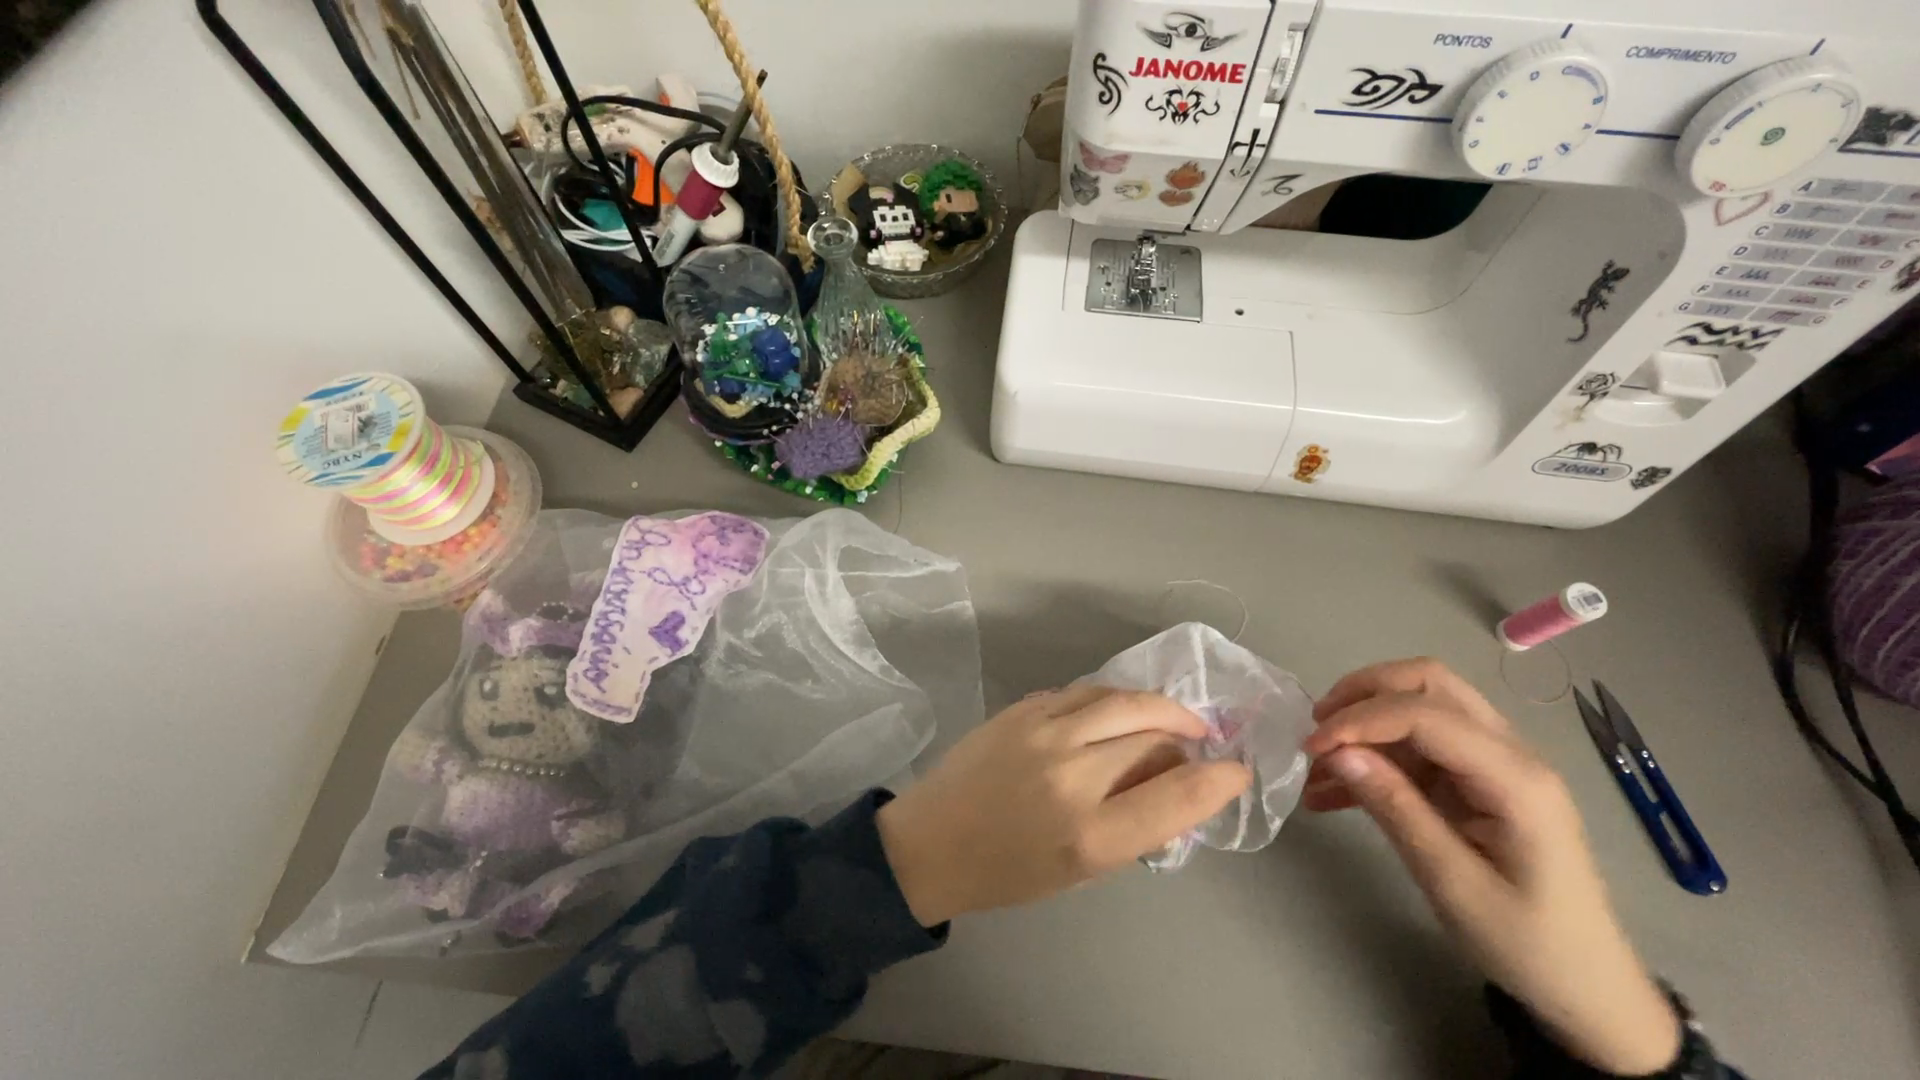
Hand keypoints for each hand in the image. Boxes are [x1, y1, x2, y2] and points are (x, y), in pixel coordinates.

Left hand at [876, 685, 1251, 926]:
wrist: (929, 843)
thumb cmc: (1008, 873)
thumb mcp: (1083, 872)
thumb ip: (1135, 830)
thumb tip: (1178, 788)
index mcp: (1091, 834)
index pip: (1179, 795)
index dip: (1221, 781)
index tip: (1235, 772)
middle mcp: (1073, 775)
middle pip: (1157, 737)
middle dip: (1189, 740)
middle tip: (1198, 746)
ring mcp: (1043, 732)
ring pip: (1125, 699)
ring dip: (1160, 707)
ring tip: (1173, 718)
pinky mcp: (1021, 709)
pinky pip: (1085, 691)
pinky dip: (1113, 700)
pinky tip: (1120, 712)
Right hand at [1302, 659, 1680, 1075]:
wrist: (1587, 988)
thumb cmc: (1526, 942)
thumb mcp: (1452, 883)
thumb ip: (1395, 809)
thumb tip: (1337, 753)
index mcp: (1515, 778)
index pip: (1426, 714)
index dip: (1360, 720)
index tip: (1310, 749)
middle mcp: (1510, 753)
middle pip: (1430, 684)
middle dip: (1364, 693)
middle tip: (1315, 728)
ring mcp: (1495, 764)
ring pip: (1421, 707)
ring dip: (1365, 725)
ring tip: (1315, 768)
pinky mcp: (1478, 782)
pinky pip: (1419, 748)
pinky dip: (1375, 757)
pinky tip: (1334, 791)